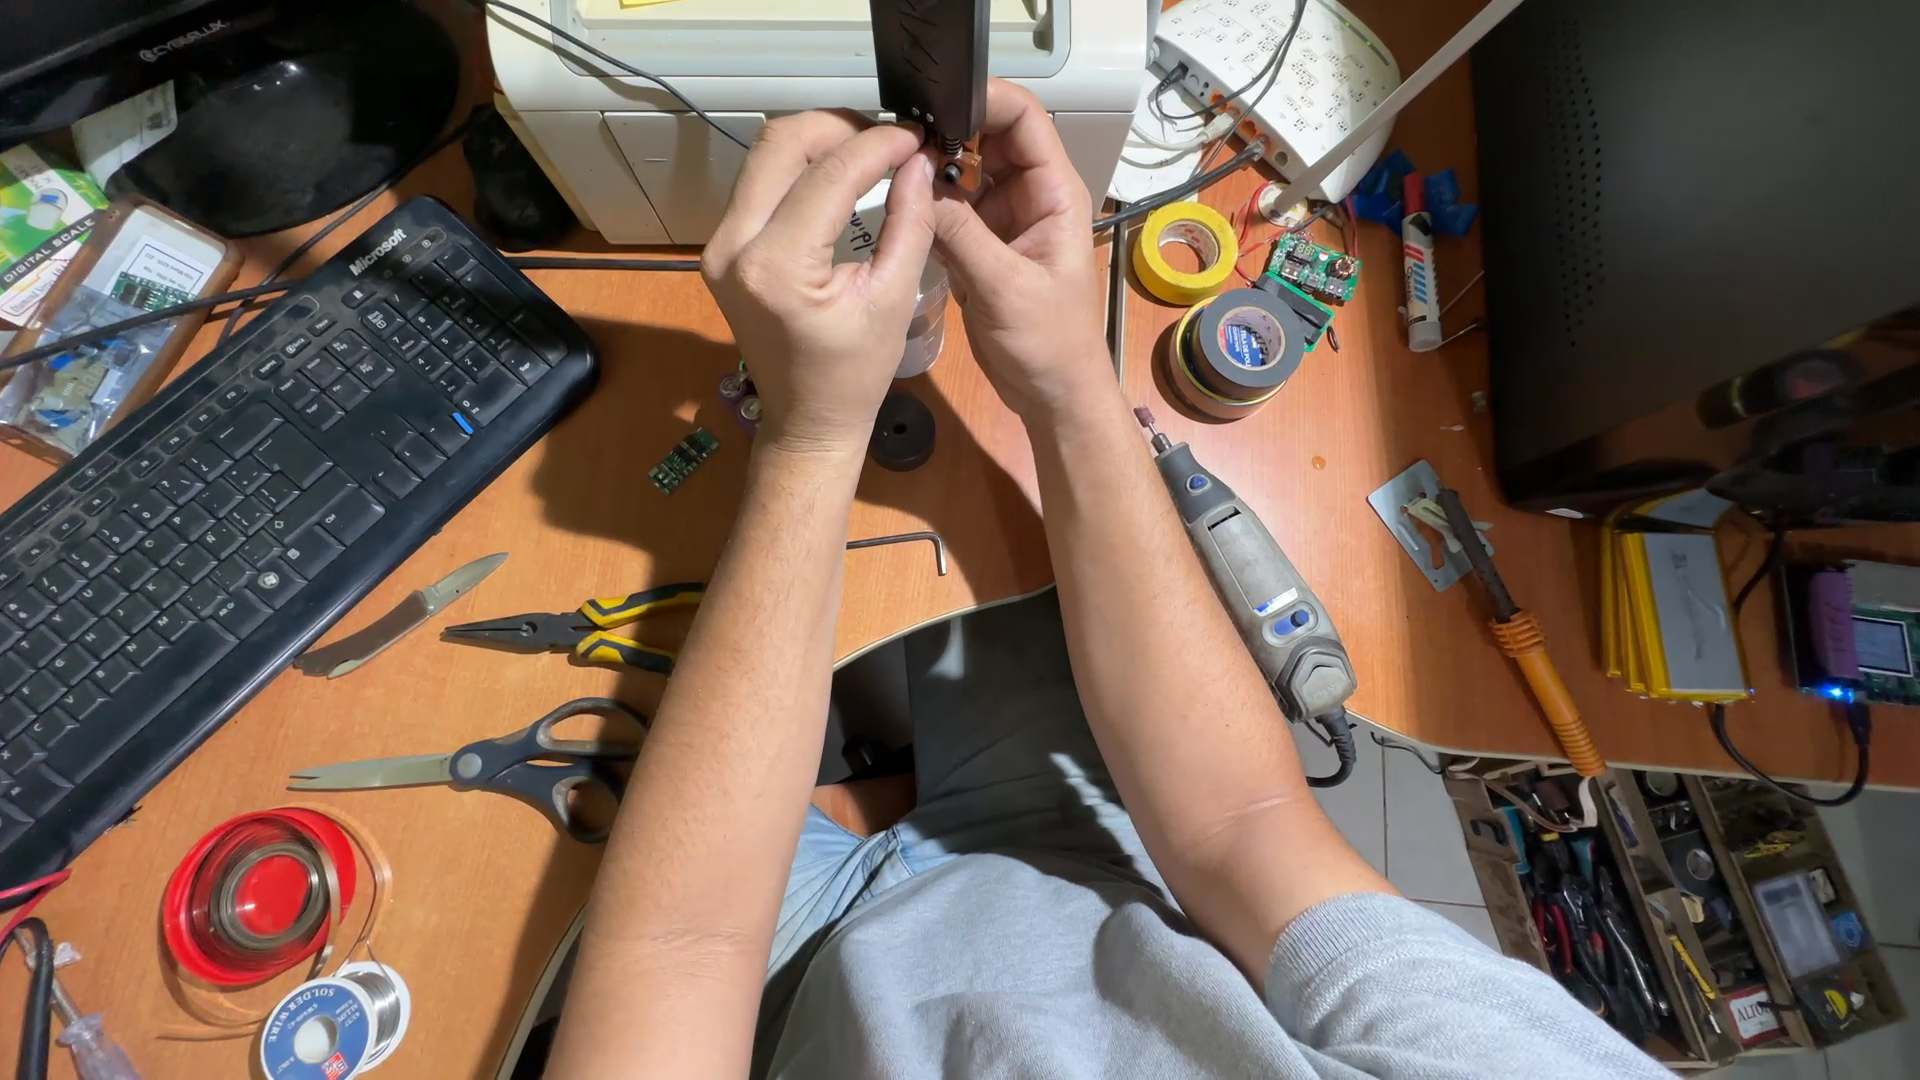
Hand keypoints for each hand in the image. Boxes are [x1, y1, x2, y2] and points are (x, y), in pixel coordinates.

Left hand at [703, 112, 936, 456]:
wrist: (807, 422)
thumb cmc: (855, 377)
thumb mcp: (892, 301)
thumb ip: (910, 224)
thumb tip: (918, 163)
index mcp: (777, 267)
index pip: (828, 175)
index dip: (877, 146)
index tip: (914, 138)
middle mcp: (733, 247)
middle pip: (780, 144)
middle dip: (839, 128)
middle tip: (887, 138)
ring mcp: (719, 248)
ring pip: (764, 158)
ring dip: (817, 144)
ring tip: (867, 155)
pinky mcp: (721, 251)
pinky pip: (758, 186)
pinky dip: (799, 170)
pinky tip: (836, 179)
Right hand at [932, 80, 1106, 420]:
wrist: (1051, 394)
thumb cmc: (1048, 343)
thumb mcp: (1006, 286)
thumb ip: (961, 234)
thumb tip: (916, 182)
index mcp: (1054, 193)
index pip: (1023, 119)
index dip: (983, 99)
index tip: (934, 100)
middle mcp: (1028, 198)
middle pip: (988, 140)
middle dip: (948, 133)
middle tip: (899, 139)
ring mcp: (1002, 224)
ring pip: (964, 178)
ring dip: (934, 173)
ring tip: (893, 170)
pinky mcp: (981, 251)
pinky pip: (951, 216)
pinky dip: (930, 211)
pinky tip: (903, 208)